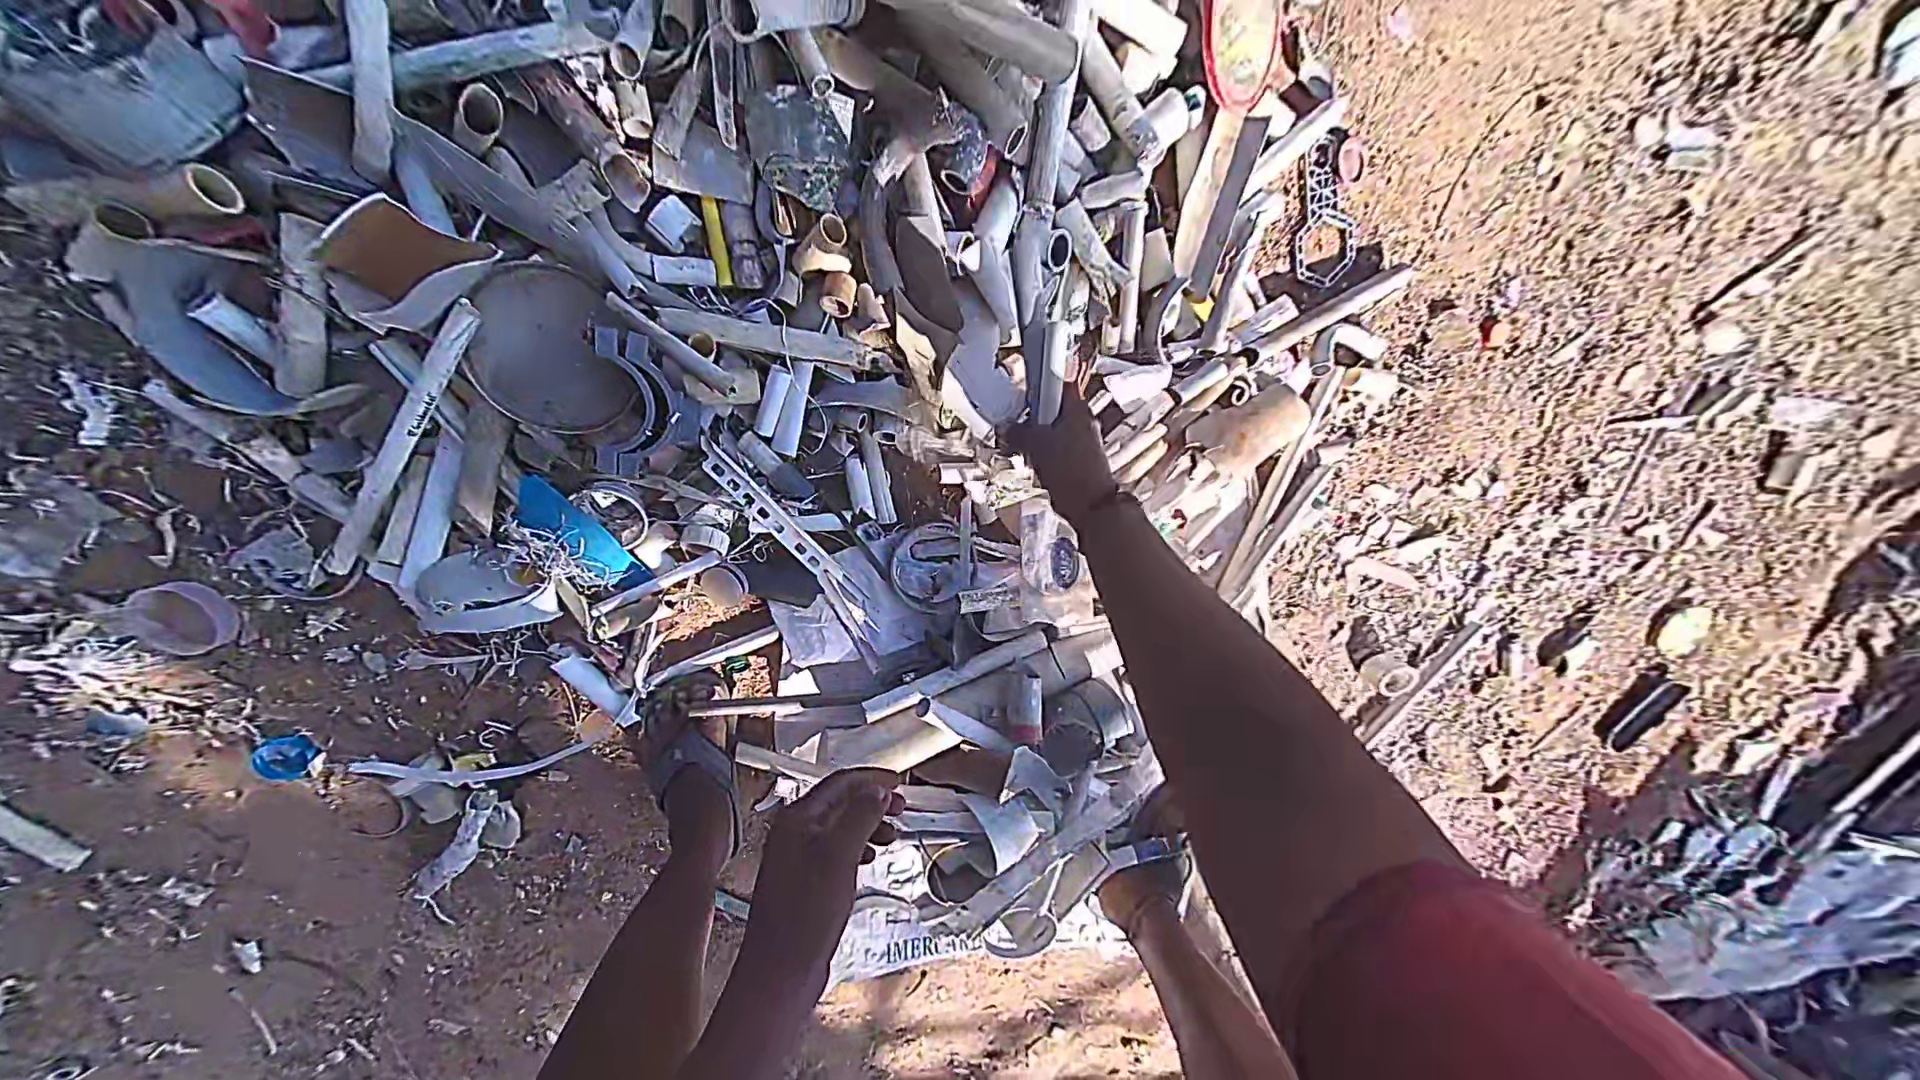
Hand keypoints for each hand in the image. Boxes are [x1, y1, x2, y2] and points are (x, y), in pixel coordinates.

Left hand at [741, 769, 902, 972]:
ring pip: (840, 826)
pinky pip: (836, 849)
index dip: (871, 779)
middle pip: (839, 802)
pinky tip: (869, 859)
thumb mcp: (839, 856)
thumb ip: (859, 816)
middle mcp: (793, 832)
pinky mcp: (804, 880)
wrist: (780, 973)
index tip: (898, 783)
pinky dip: (857, 846)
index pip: (839, 783)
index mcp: (797, 819)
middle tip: (900, 808)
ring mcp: (797, 857)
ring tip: (891, 836)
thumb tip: (877, 791)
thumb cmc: (806, 915)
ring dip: (867, 824)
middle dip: (872, 801)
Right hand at [1004, 385, 1120, 525]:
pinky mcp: (1080, 461)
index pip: (1060, 381)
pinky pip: (1057, 450)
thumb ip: (1017, 433)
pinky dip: (1045, 455)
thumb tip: (1006, 428)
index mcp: (1077, 409)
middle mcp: (1084, 422)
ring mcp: (1083, 442)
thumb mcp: (1036, 446)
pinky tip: (1036, 465)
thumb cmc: (1072, 472)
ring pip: (1053, 431)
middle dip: (1033, 418)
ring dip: (1037, 439)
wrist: (1091, 506)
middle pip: (1052, 409)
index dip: (1042, 379)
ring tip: (1025, 450)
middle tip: (1018, 426)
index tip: (1028, 381)